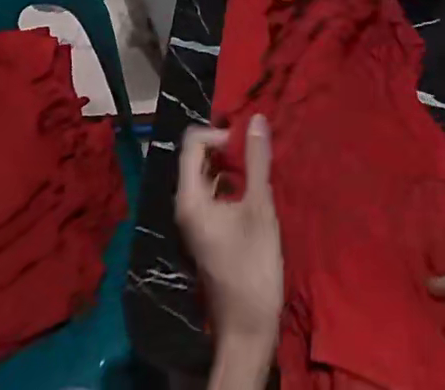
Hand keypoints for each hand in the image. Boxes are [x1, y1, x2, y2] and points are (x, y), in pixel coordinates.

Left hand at [177, 116, 282, 356]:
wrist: (248, 325)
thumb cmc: (252, 264)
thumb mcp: (259, 206)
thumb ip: (257, 161)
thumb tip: (257, 119)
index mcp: (189, 198)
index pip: (192, 144)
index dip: (217, 134)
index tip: (245, 143)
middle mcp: (185, 205)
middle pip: (197, 158)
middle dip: (225, 146)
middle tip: (255, 149)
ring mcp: (195, 219)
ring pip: (207, 175)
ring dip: (231, 164)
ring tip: (259, 164)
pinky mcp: (207, 229)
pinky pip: (214, 191)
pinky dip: (232, 182)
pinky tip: (254, 187)